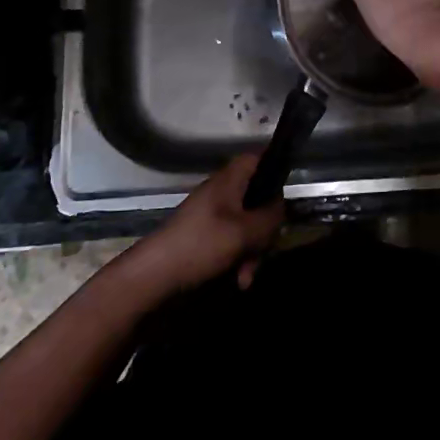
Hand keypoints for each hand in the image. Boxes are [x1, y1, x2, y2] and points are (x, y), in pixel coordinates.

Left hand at [122, 154, 282, 296]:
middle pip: (257, 198)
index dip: (273, 168)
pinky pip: (233, 241)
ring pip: (247, 224)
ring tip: (247, 275)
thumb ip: (269, 217)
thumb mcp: (244, 232)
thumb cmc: (201, 245)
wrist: (154, 274)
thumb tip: (281, 208)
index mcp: (229, 182)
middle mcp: (221, 194)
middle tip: (267, 247)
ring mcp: (212, 215)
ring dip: (253, 249)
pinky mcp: (205, 236)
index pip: (255, 159)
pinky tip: (239, 280)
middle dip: (266, 227)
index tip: (286, 193)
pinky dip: (239, 257)